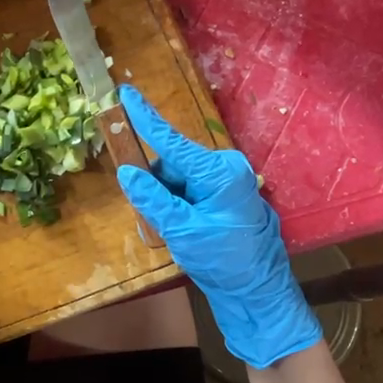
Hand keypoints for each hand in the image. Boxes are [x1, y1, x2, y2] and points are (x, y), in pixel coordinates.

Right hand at [115, 85, 321, 368]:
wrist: (257, 291)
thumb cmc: (224, 261)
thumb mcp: (182, 231)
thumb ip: (153, 199)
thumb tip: (126, 172)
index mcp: (219, 172)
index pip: (172, 141)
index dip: (146, 118)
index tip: (125, 92)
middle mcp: (224, 168)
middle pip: (170, 164)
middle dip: (155, 186)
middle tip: (153, 219)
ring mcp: (225, 181)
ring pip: (175, 179)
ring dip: (164, 200)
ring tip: (172, 232)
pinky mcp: (222, 195)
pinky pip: (186, 191)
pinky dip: (174, 206)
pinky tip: (180, 230)